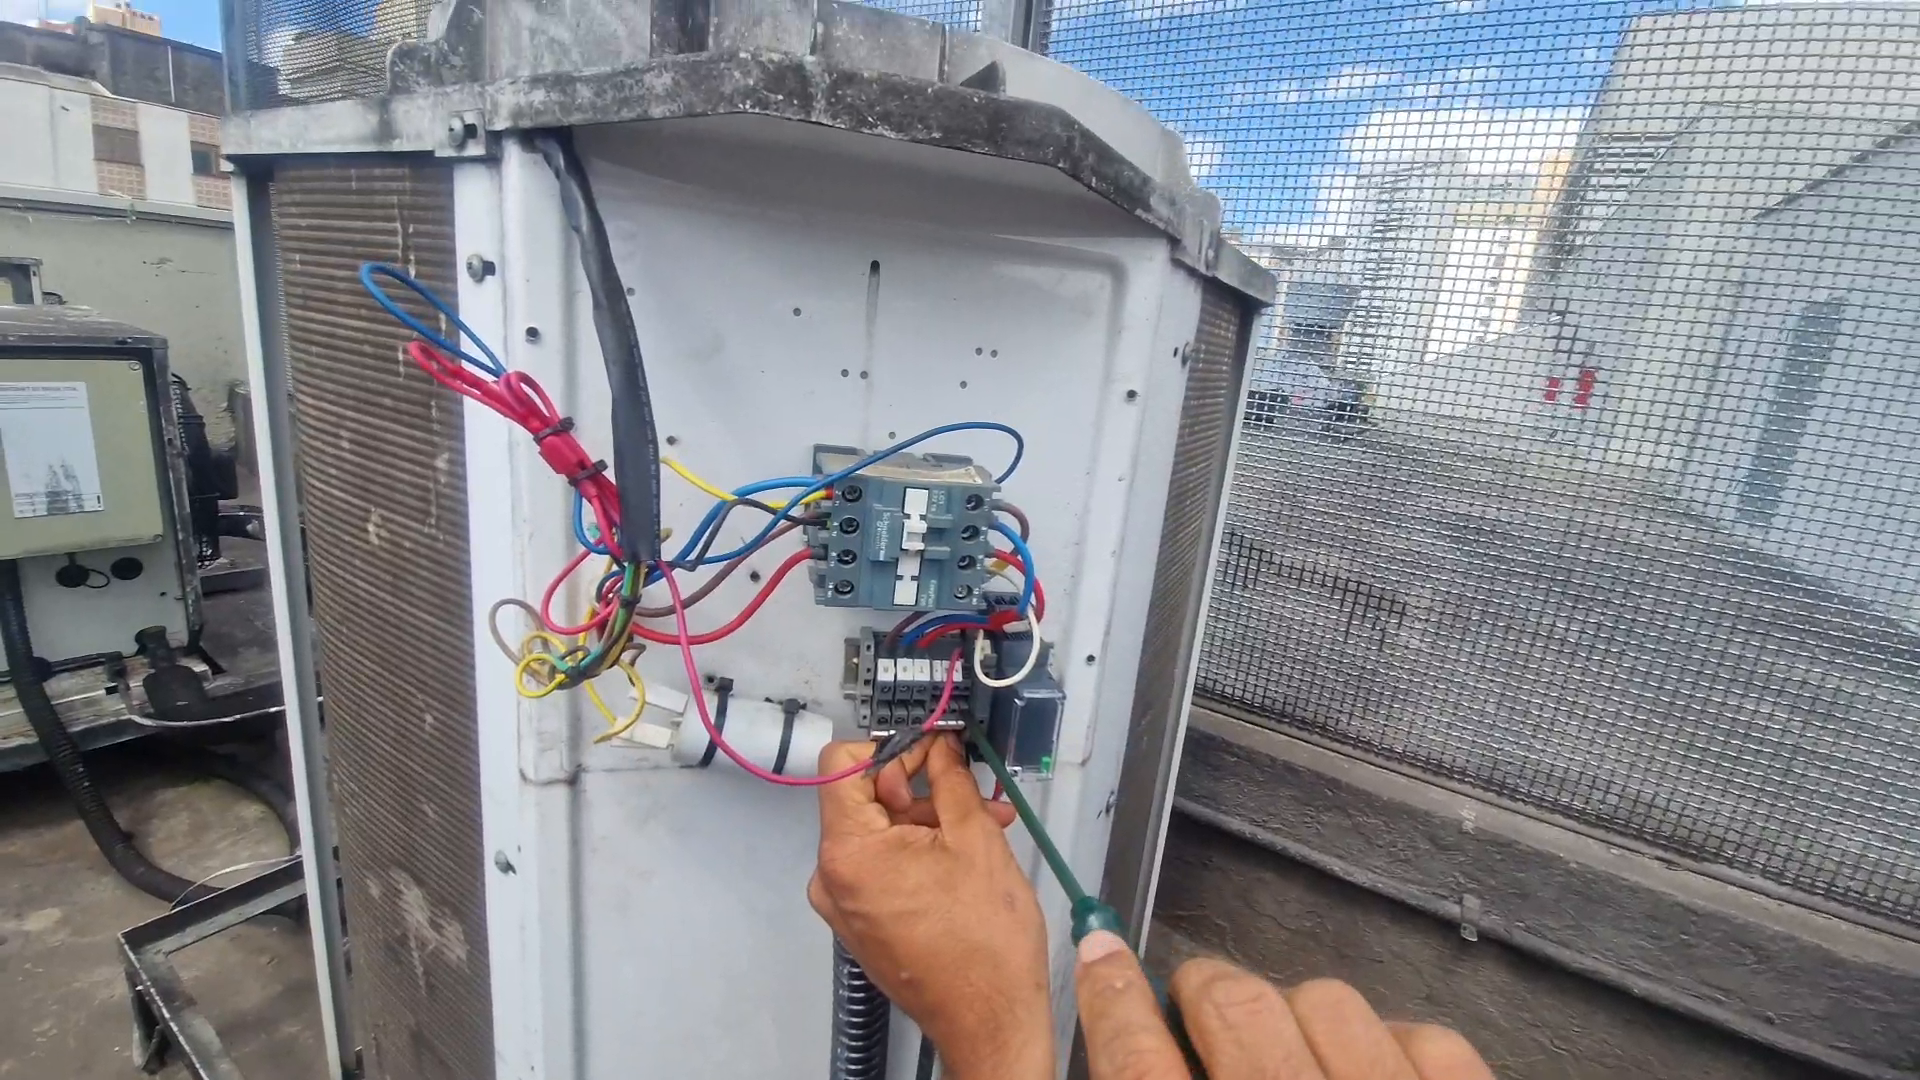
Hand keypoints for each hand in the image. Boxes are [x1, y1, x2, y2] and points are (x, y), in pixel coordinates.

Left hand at [808, 734, 1050, 1079]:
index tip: (931, 748)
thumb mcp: (974, 836)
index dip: (890, 747)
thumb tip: (938, 745)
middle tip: (967, 784)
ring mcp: (847, 902)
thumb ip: (950, 778)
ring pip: (882, 828)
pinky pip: (886, 861)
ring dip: (932, 816)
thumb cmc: (984, 942)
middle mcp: (833, 877)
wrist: (992, 1022)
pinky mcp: (865, 918)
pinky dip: (922, 846)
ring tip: (987, 821)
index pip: (842, 764)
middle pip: (865, 797)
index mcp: (849, 853)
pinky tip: (969, 847)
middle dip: (921, 784)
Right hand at [1077, 932, 1495, 1079]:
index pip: (1138, 1062)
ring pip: (1325, 1004)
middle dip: (1206, 992)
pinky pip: (1430, 1043)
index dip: (1111, 995)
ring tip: (1296, 1059)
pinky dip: (1397, 1052)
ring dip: (1299, 1024)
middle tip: (1201, 1009)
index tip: (1101, 953)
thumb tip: (1124, 1036)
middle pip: (1232, 1006)